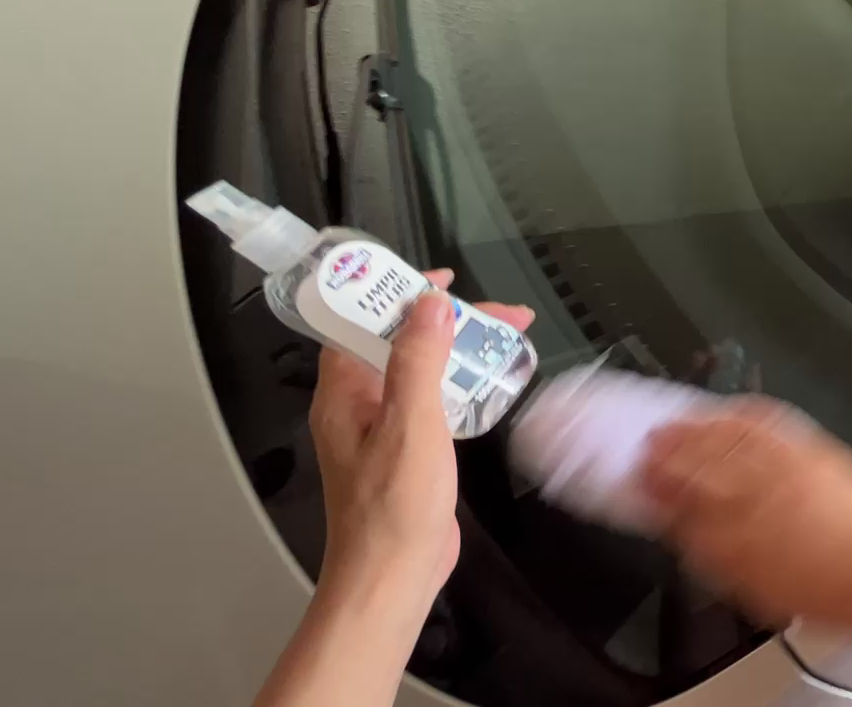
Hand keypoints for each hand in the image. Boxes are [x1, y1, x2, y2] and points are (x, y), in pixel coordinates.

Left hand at [308, 270, 533, 615]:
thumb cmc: (395, 504)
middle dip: (449, 319)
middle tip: (502, 312)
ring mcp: (385, 425)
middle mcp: (359, 404)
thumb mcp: (411, 424)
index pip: (358, 325)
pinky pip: (435, 392)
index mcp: (344, 395)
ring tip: (507, 336)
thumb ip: (418, 362)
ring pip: (423, 366)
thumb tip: (429, 302)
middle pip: (401, 341)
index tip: (441, 278)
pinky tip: (491, 377)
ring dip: (461, 345)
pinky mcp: (410, 444)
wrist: (396, 573)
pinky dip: (463, 375)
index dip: (393, 294)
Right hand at [640, 399, 851, 626]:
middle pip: (697, 467)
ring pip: (727, 439)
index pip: (680, 507)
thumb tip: (688, 532)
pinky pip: (771, 423)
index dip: (654, 491)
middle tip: (646, 442)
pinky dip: (745, 411)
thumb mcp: (754, 587)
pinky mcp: (811, 450)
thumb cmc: (825, 590)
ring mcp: (783, 469)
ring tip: (676, 419)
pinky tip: (731, 407)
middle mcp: (754, 500)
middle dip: (666, 453)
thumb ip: (714, 554)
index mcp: (734, 541)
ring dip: (696, 427)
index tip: (639, 480)